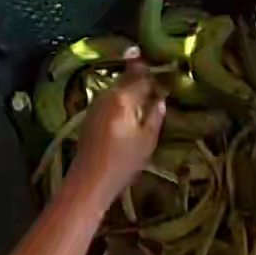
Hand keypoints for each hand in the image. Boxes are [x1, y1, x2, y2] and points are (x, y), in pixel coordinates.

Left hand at [69, 53, 164, 205]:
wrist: (89, 180)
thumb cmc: (122, 163)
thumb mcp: (147, 141)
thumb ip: (155, 116)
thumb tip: (161, 99)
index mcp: (123, 98)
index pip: (142, 77)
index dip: (155, 74)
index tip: (166, 74)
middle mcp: (108, 94)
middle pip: (127, 77)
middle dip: (142, 75)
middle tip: (157, 78)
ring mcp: (96, 102)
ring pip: (117, 86)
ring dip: (131, 85)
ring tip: (146, 91)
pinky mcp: (90, 112)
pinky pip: (110, 96)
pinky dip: (121, 96)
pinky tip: (130, 106)